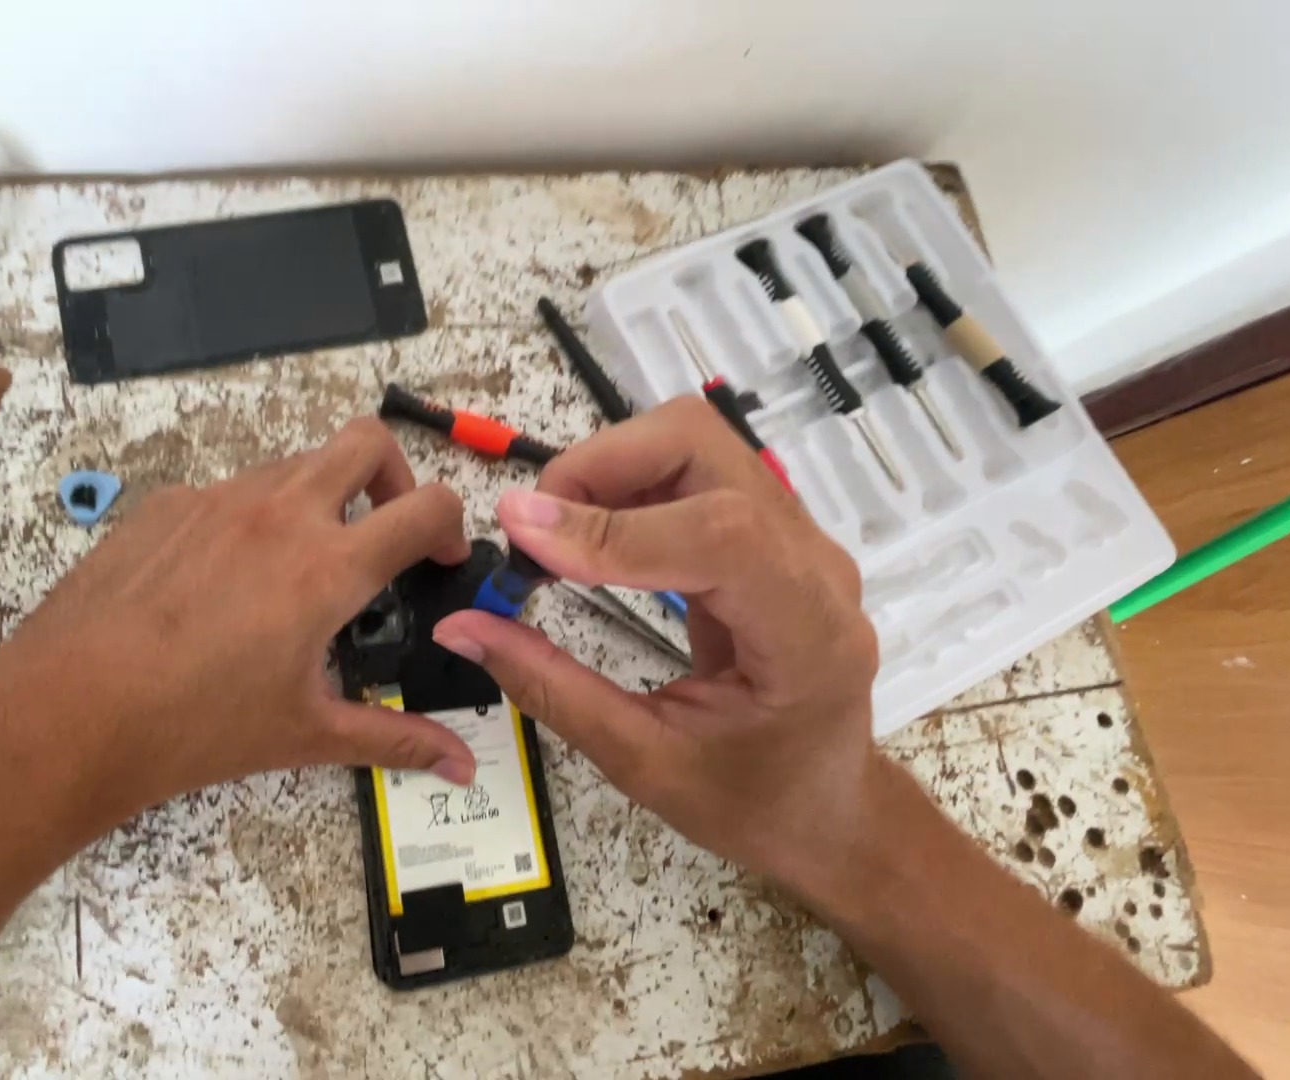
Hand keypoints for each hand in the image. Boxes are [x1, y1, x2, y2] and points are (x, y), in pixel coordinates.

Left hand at [0, 418, 477, 857]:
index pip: (427, 505)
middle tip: (380, 536)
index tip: (435, 562)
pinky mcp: (167, 504)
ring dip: (322, 499)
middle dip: (394, 476)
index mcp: (327, 566)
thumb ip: (397, 742)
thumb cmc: (197, 727)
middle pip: (366, 440)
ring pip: (297, 464)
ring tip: (298, 572)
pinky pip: (233, 491)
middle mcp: (280, 511)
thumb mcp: (307, 734)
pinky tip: (222, 585)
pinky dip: (254, 519)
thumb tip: (463, 765)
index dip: (449, 526)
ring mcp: (217, 498)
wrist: (64, 714)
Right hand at [430, 398, 884, 893]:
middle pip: (700, 445)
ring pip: (690, 441)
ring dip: (603, 469)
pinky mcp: (762, 530)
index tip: (516, 533)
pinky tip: (583, 536)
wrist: (828, 805)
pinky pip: (686, 470)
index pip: (718, 535)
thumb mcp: (642, 763)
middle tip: (530, 528)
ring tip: (549, 534)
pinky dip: (619, 484)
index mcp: (806, 634)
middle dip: (597, 467)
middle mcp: (811, 562)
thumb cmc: (751, 800)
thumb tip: (461, 625)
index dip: (608, 527)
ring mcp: (793, 536)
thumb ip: (549, 686)